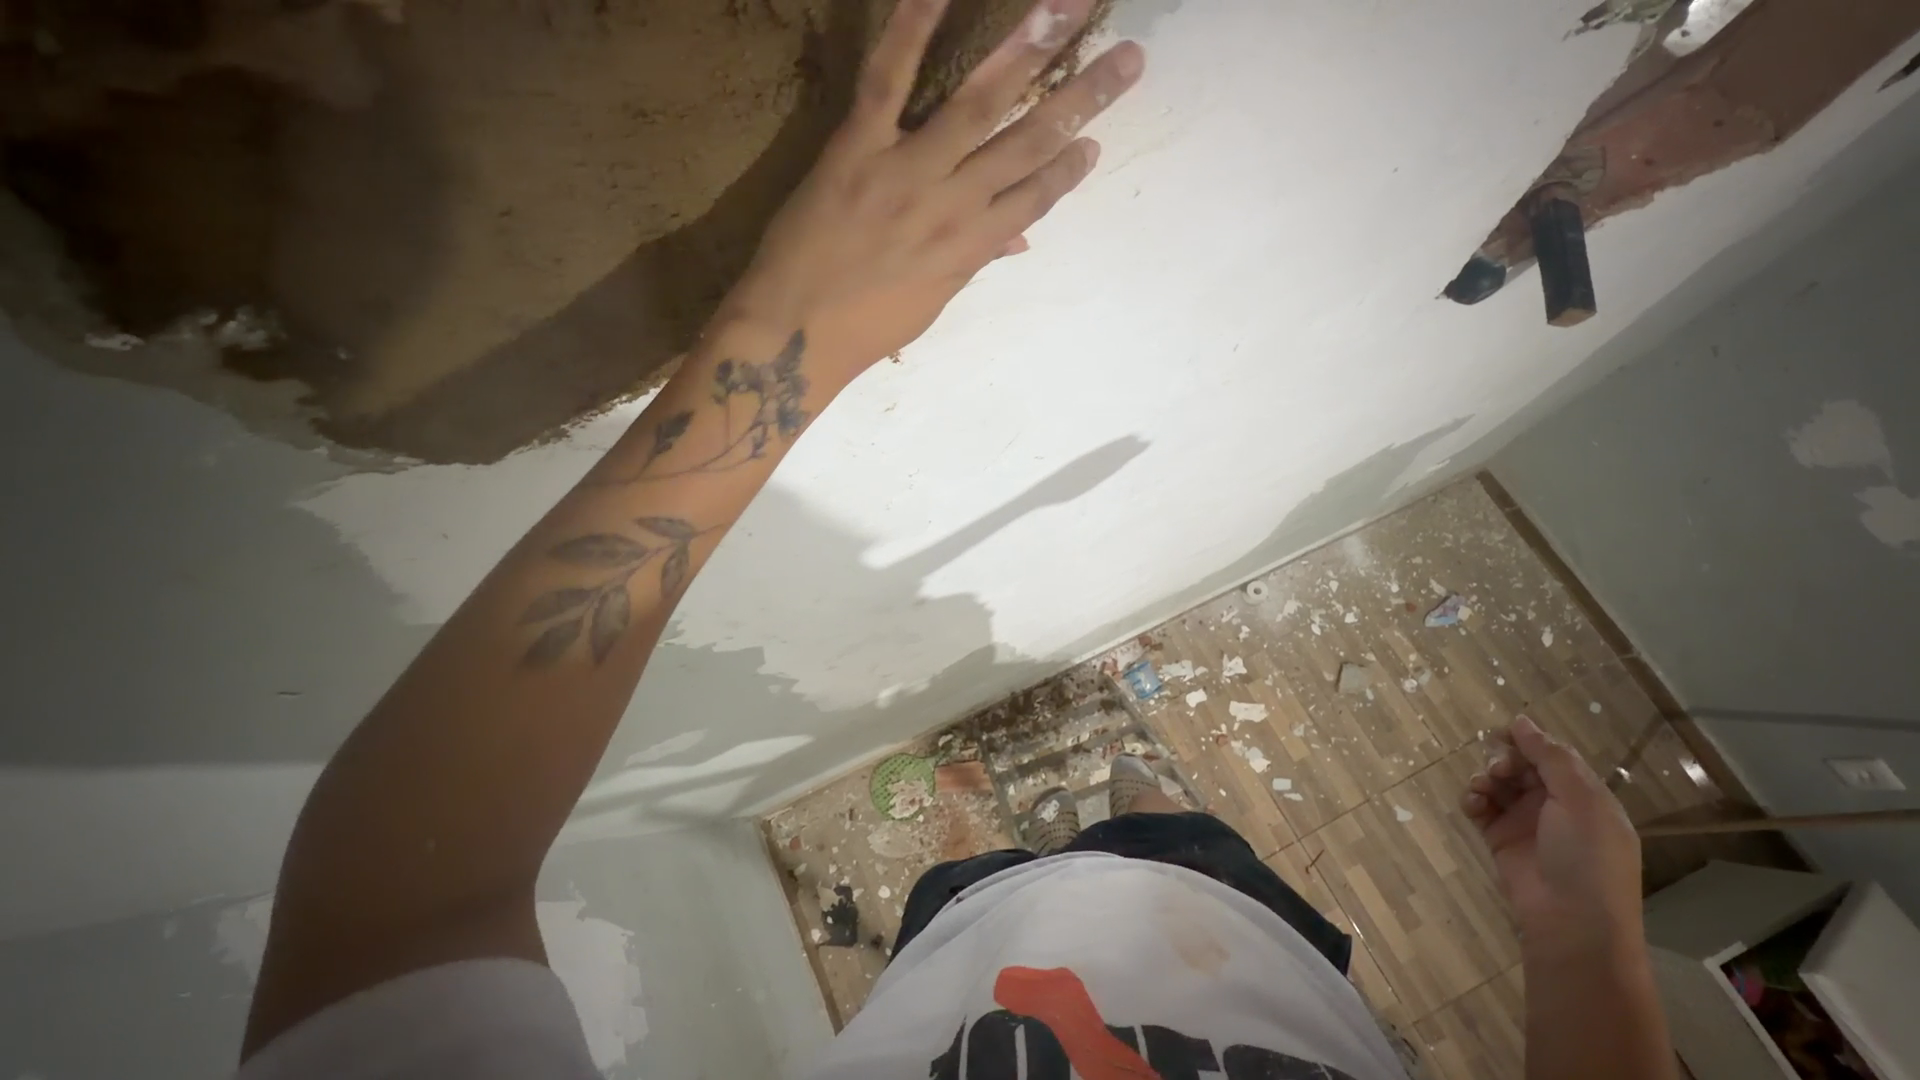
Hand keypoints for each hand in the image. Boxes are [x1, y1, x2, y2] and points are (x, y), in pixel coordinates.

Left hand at [712, 0, 1144, 379]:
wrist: (796, 333)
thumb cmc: (865, 328)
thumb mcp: (931, 302)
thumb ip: (975, 260)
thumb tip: (1020, 239)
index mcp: (974, 247)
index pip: (1037, 196)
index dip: (1070, 167)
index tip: (1097, 137)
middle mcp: (955, 203)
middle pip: (1030, 142)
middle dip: (1084, 98)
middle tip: (1130, 56)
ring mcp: (909, 171)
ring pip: (980, 103)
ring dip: (1031, 48)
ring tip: (1068, 4)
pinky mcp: (857, 147)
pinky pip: (889, 80)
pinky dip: (912, 27)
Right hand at [1463, 716, 1642, 954]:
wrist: (1571, 920)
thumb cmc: (1587, 857)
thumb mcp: (1581, 801)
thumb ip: (1552, 758)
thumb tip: (1522, 720)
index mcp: (1584, 796)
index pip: (1553, 757)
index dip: (1529, 742)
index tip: (1503, 734)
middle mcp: (1555, 806)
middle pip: (1521, 767)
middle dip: (1504, 760)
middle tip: (1497, 770)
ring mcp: (1525, 823)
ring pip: (1497, 784)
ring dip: (1485, 779)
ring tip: (1482, 789)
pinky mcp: (1499, 839)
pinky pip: (1479, 808)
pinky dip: (1472, 800)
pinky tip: (1473, 805)